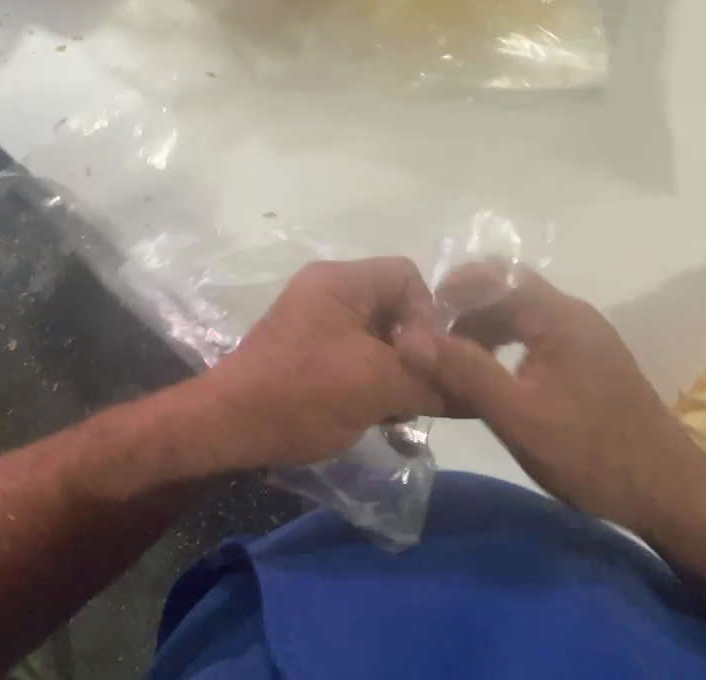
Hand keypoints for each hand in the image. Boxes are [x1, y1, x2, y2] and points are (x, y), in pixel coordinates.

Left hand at [195, 258, 445, 469]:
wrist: (227, 428)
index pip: (408, 277)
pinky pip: (356, 354)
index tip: (423, 362)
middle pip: (395, 307)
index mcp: (340, 281)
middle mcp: (327, 291)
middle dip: (414, 350)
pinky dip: (372, 380)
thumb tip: (478, 389)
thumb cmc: (302, 395)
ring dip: (395, 371)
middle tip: (416, 390)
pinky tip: (376, 413)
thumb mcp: (376, 387)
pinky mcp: (307, 351)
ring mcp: (314, 322)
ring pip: (378, 337)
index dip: (428, 316)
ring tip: (396, 408)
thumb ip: (432, 382)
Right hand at [396, 262, 705, 533]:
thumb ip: (465, 372)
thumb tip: (410, 338)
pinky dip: (506, 348)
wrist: (672, 497)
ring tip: (453, 362)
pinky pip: (537, 339)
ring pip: (522, 318)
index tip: (422, 314)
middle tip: (430, 343)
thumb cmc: (593, 453)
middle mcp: (575, 317)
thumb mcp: (519, 416)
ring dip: (484, 331)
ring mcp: (587, 342)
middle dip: (465, 311)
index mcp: (561, 317)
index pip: (499, 274)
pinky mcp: (591, 366)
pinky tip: (492, 381)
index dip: (457, 286)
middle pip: (509, 293)